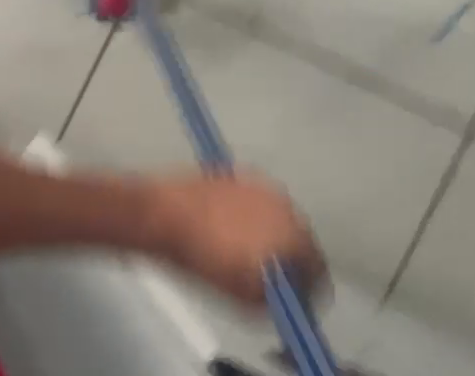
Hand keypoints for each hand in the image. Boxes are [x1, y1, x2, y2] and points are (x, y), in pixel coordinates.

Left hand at [145, 173, 326, 307]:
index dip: (305, 287)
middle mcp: (284, 202)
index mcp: (297, 234)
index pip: (318, 268)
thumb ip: (279, 301)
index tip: (289, 297)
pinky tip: (222, 224)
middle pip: (297, 237)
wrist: (156, 213)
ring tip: (239, 247)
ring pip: (273, 216)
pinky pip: (248, 199)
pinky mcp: (228, 172)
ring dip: (265, 231)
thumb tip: (284, 296)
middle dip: (286, 256)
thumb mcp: (249, 298)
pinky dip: (243, 212)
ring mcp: (254, 182)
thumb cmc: (204, 257)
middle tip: (263, 272)